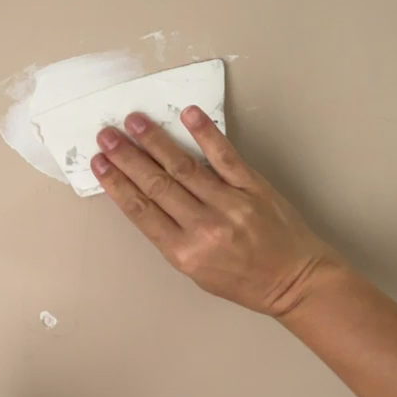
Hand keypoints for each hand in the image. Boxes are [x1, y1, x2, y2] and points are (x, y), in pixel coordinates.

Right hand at [89, 106, 346, 317]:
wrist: (296, 281)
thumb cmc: (243, 280)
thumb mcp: (195, 270)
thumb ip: (170, 235)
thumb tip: (143, 195)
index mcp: (184, 253)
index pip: (141, 210)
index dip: (116, 184)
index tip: (99, 162)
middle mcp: (204, 228)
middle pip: (156, 185)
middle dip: (127, 158)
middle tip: (106, 135)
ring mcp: (230, 205)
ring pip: (184, 168)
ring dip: (155, 142)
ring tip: (134, 122)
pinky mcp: (254, 188)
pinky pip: (226, 157)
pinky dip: (206, 135)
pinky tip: (188, 115)